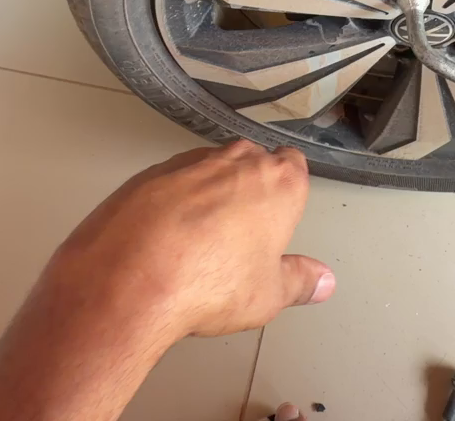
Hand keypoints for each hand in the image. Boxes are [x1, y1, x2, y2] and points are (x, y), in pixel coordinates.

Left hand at [40, 140, 335, 340]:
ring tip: (199, 243)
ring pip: (212, 169)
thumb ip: (300, 281)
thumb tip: (323, 280)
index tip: (278, 217)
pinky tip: (165, 239)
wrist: (131, 275)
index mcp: (278, 181)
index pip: (295, 165)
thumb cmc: (208, 281)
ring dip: (210, 194)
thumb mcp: (267, 295)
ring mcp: (193, 160)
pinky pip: (174, 180)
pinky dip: (173, 201)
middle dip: (249, 190)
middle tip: (241, 236)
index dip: (286, 191)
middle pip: (253, 163)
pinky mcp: (153, 170)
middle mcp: (239, 159)